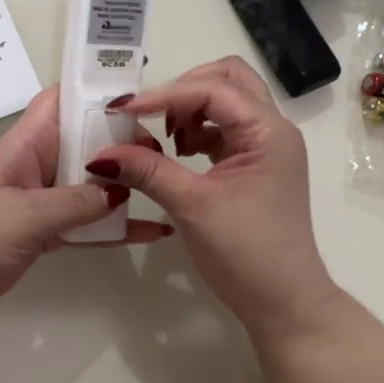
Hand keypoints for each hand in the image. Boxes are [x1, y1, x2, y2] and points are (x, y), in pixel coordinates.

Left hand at [0, 87, 173, 311]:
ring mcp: (39, 198)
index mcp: (25, 145)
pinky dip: (111, 226)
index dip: (95, 90)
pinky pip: (84, 220)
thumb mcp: (28, 213)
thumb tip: (119, 189)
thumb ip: (76, 201)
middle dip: (122, 141)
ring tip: (166, 183)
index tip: (139, 93)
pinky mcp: (42, 230)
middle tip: (165, 149)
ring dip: (122, 184)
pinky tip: (149, 231)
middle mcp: (35, 165)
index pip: (61, 102)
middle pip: (83, 141)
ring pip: (88, 182)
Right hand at [84, 57, 337, 324]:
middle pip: (227, 80)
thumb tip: (99, 155)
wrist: (283, 302)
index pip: (213, 90)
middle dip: (183, 90)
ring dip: (189, 110)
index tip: (123, 111)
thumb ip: (147, 171)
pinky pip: (221, 129)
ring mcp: (263, 148)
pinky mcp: (250, 166)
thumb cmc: (246, 252)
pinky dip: (194, 131)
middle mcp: (271, 130)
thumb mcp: (191, 207)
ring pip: (224, 102)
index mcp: (268, 132)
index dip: (165, 95)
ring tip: (165, 141)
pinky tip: (176, 155)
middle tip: (152, 118)